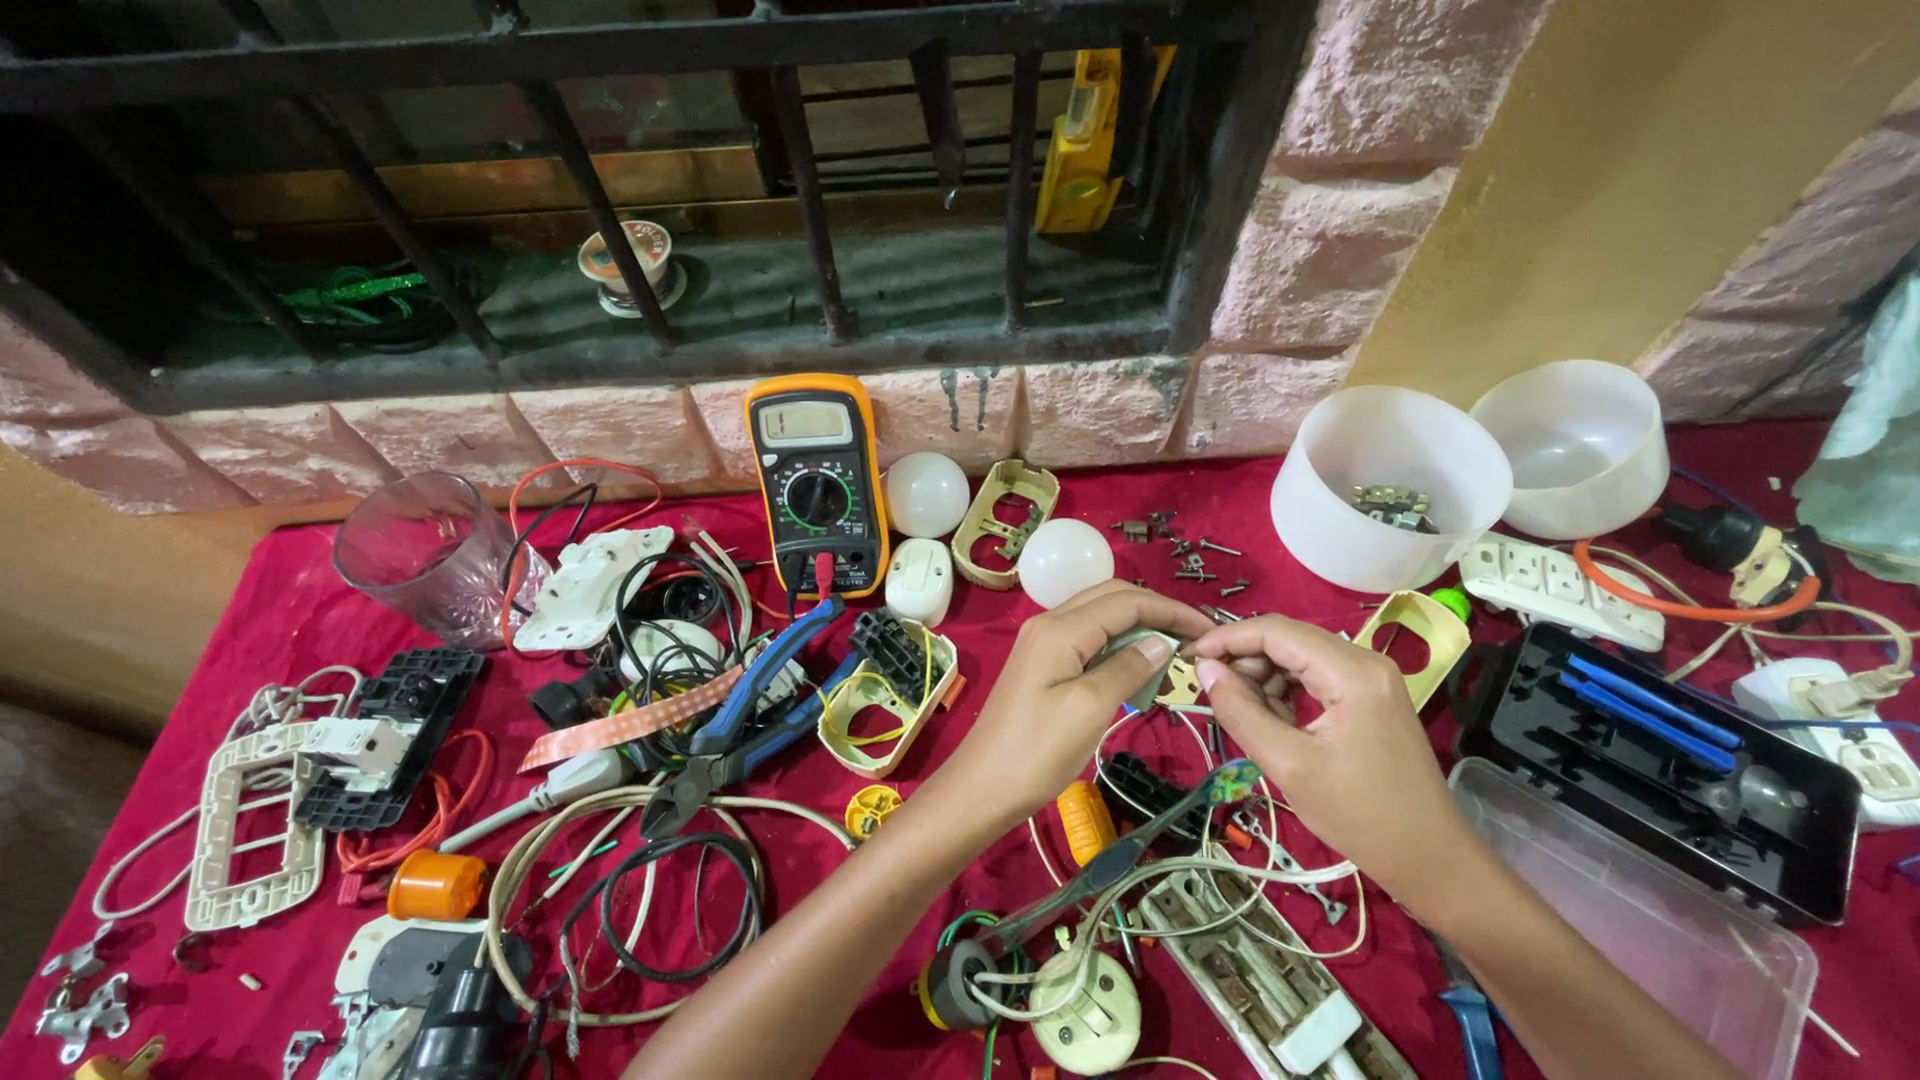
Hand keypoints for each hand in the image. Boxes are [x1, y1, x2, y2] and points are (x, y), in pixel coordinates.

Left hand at [935, 581, 1214, 830]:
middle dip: (1157, 612)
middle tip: (1195, 640)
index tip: (1210, 631)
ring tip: (1172, 657)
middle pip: (1113, 598)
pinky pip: (1088, 641)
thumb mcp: (1090, 709)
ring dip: (1138, 629)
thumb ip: (1126, 668)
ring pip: (1101, 618)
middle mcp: (1049, 624)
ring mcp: (1043, 644)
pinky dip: (1118, 648)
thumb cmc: (1036, 753)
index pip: (1127, 600)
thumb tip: (1160, 641)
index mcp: (1060, 629)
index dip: (1171, 611)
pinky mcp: (1043, 665)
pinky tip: (1137, 671)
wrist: (982, 787)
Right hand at [1191, 615, 1475, 905]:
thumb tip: (1205, 671)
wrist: (1429, 857)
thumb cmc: (1360, 815)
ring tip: (1243, 714)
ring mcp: (1371, 678)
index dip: (1227, 639)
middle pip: (1288, 639)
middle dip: (1244, 659)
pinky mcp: (1370, 696)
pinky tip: (1272, 720)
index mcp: (1352, 672)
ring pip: (1299, 657)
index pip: (1276, 631)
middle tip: (1214, 694)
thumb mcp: (1288, 764)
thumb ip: (1241, 711)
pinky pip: (1315, 676)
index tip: (1189, 658)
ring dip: (1263, 677)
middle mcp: (1365, 661)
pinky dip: (1286, 691)